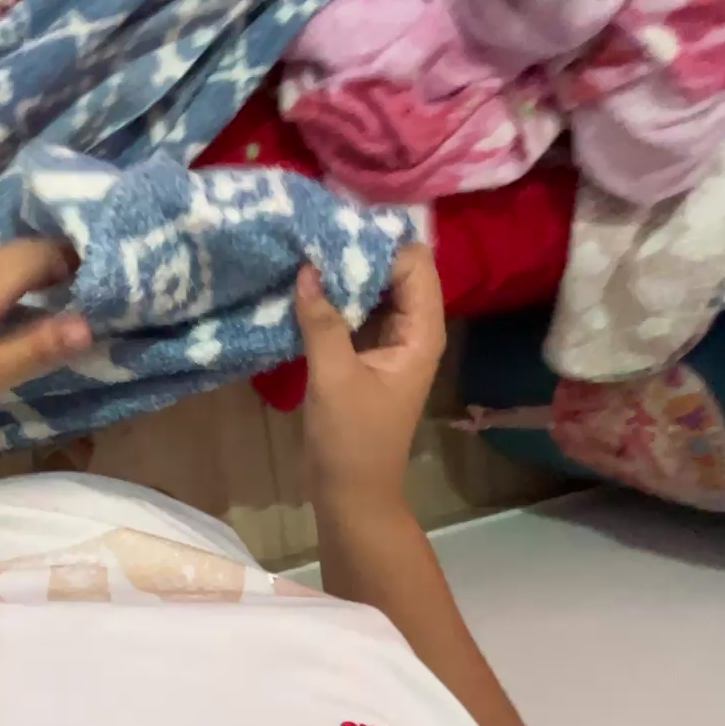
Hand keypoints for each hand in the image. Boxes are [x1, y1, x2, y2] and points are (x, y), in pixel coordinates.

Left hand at [0, 240, 91, 428]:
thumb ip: (42, 346)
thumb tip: (91, 326)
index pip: (42, 252)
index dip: (75, 259)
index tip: (103, 275)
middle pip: (23, 251)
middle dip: (59, 261)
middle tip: (90, 283)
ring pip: (5, 262)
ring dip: (36, 271)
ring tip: (64, 292)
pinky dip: (15, 282)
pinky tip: (19, 308)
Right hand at [296, 243, 445, 507]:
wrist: (350, 492)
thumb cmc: (350, 438)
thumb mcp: (333, 376)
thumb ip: (322, 321)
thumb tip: (307, 269)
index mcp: (420, 333)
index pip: (412, 264)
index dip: (379, 244)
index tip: (335, 233)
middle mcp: (411, 333)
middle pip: (393, 275)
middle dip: (357, 257)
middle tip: (312, 240)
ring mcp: (387, 348)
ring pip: (370, 297)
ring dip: (342, 281)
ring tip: (304, 259)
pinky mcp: (364, 362)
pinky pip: (353, 321)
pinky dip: (333, 308)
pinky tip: (303, 296)